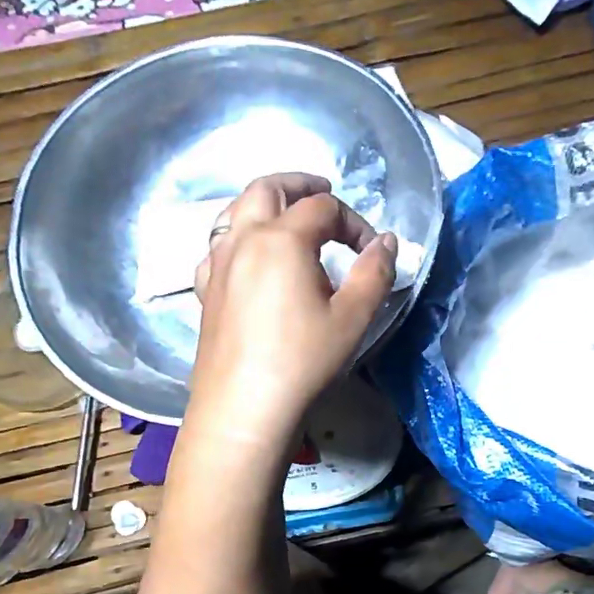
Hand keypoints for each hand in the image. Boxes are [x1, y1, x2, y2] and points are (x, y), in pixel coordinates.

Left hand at [186, 173, 397, 455]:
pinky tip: (251, 258)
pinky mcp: (206, 290)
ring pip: (235, 211)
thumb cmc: (304, 361)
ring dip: (265, 203)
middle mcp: (243, 240)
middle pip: (267, 189)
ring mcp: (218, 264)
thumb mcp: (353, 318)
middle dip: (300, 184)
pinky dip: (239, 236)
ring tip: (287, 216)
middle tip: (324, 191)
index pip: (324, 208)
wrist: (245, 408)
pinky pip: (219, 246)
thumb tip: (388, 242)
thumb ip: (374, 273)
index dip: (355, 222)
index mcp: (281, 239)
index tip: (372, 252)